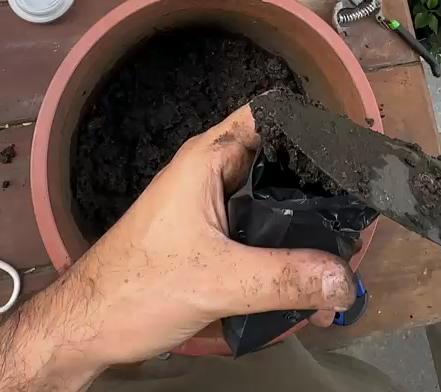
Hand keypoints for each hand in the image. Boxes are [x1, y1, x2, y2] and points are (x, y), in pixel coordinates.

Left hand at [0, 105, 355, 391]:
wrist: (85, 325)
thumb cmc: (136, 288)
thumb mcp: (217, 282)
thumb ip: (285, 277)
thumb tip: (344, 280)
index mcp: (209, 157)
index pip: (271, 115)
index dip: (311, 123)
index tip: (350, 147)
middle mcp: (209, 167)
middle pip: (276, 154)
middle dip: (314, 178)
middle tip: (355, 205)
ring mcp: (206, 198)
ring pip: (266, 191)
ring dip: (297, 215)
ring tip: (337, 242)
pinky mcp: (204, 229)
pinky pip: (253, 220)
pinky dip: (279, 237)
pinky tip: (301, 265)